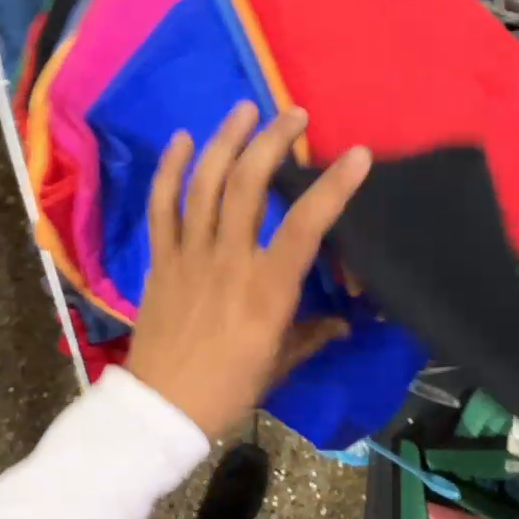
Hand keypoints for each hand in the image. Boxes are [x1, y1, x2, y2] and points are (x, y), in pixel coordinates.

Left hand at [124, 103, 370, 436]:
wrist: (163, 408)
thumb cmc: (228, 389)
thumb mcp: (279, 365)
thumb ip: (312, 335)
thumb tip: (344, 323)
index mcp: (267, 288)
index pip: (305, 225)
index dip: (333, 186)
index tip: (357, 154)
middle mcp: (228, 260)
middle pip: (249, 185)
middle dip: (273, 141)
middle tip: (293, 116)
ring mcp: (189, 255)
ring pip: (205, 184)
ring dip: (225, 140)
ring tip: (245, 110)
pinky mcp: (161, 260)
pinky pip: (162, 207)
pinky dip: (170, 170)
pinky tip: (183, 140)